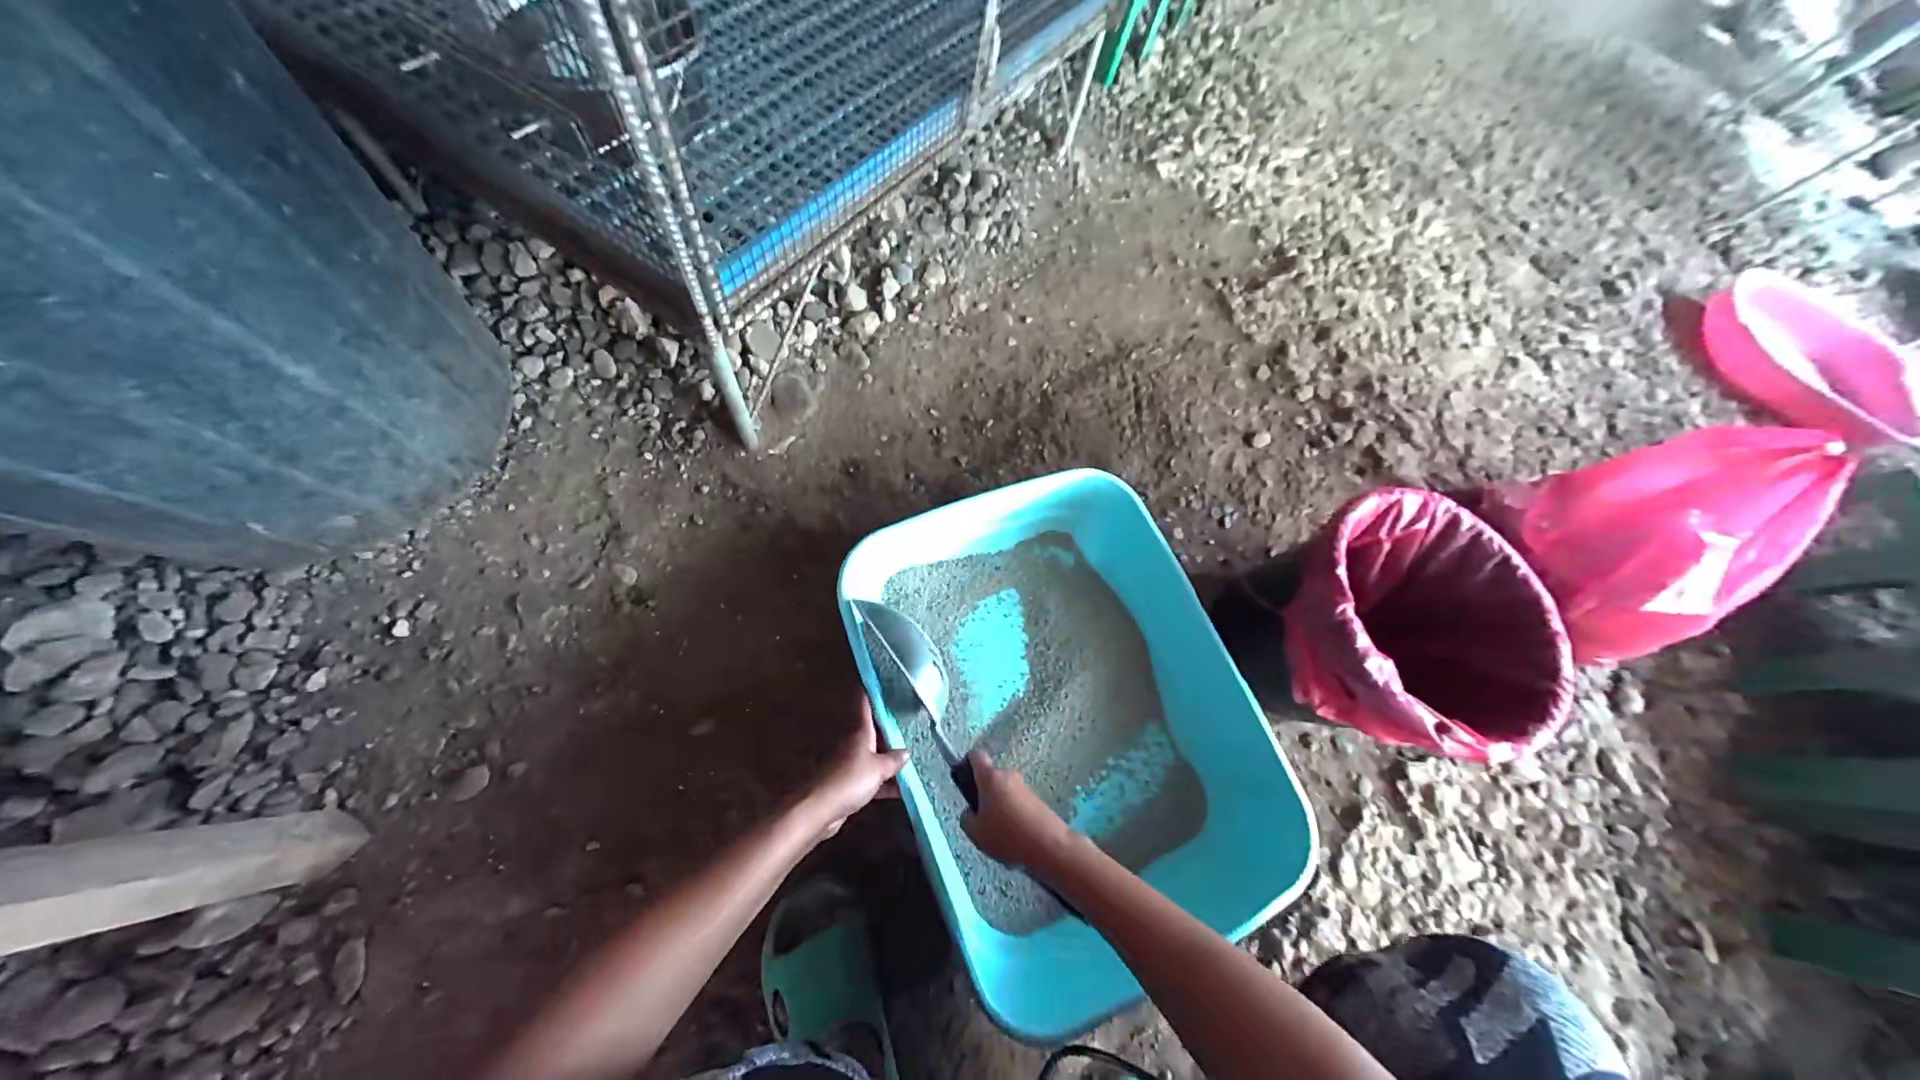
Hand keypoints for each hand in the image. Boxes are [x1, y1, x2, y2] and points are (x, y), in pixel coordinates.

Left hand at [802, 698, 909, 841]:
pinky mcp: (850, 785)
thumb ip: (894, 760)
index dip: (872, 691)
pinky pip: (873, 779)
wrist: (820, 810)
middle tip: (914, 725)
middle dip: (892, 730)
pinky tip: (903, 790)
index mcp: (860, 732)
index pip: (866, 704)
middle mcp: (855, 744)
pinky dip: (886, 784)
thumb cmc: (850, 780)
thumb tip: (906, 751)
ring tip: (915, 760)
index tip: (882, 679)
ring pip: (876, 757)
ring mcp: (852, 764)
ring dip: (892, 761)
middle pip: (875, 732)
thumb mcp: (878, 768)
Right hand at [961, 751, 1074, 871]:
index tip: (965, 781)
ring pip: (1004, 792)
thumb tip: (971, 811)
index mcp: (990, 777)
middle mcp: (1008, 775)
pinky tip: (1014, 836)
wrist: (1049, 845)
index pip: (975, 755)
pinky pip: (1017, 802)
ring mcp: (1024, 787)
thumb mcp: (975, 832)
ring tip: (1000, 833)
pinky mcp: (1036, 799)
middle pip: (990, 778)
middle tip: (982, 818)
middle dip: (984, 794)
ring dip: (999, 806)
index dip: (966, 763)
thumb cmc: (1007, 835)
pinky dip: (1013, 814)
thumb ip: (966, 817)